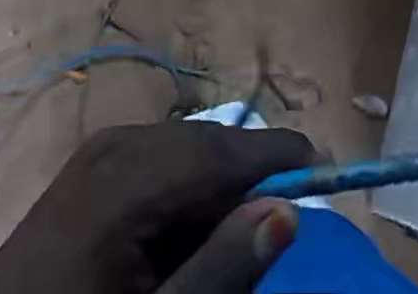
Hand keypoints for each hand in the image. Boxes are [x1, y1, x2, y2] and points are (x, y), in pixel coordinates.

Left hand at [0, 121, 316, 293]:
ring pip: (189, 146)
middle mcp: (118, 145)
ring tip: (228, 230)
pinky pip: (162, 154)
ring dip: (221, 179)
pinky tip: (182, 227)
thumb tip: (289, 210)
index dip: (281, 156)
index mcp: (128, 183)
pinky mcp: (92, 161)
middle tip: (279, 215)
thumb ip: (222, 272)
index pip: (226, 153)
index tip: (325, 169)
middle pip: (210, 144)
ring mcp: (101, 149)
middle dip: (251, 173)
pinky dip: (188, 182)